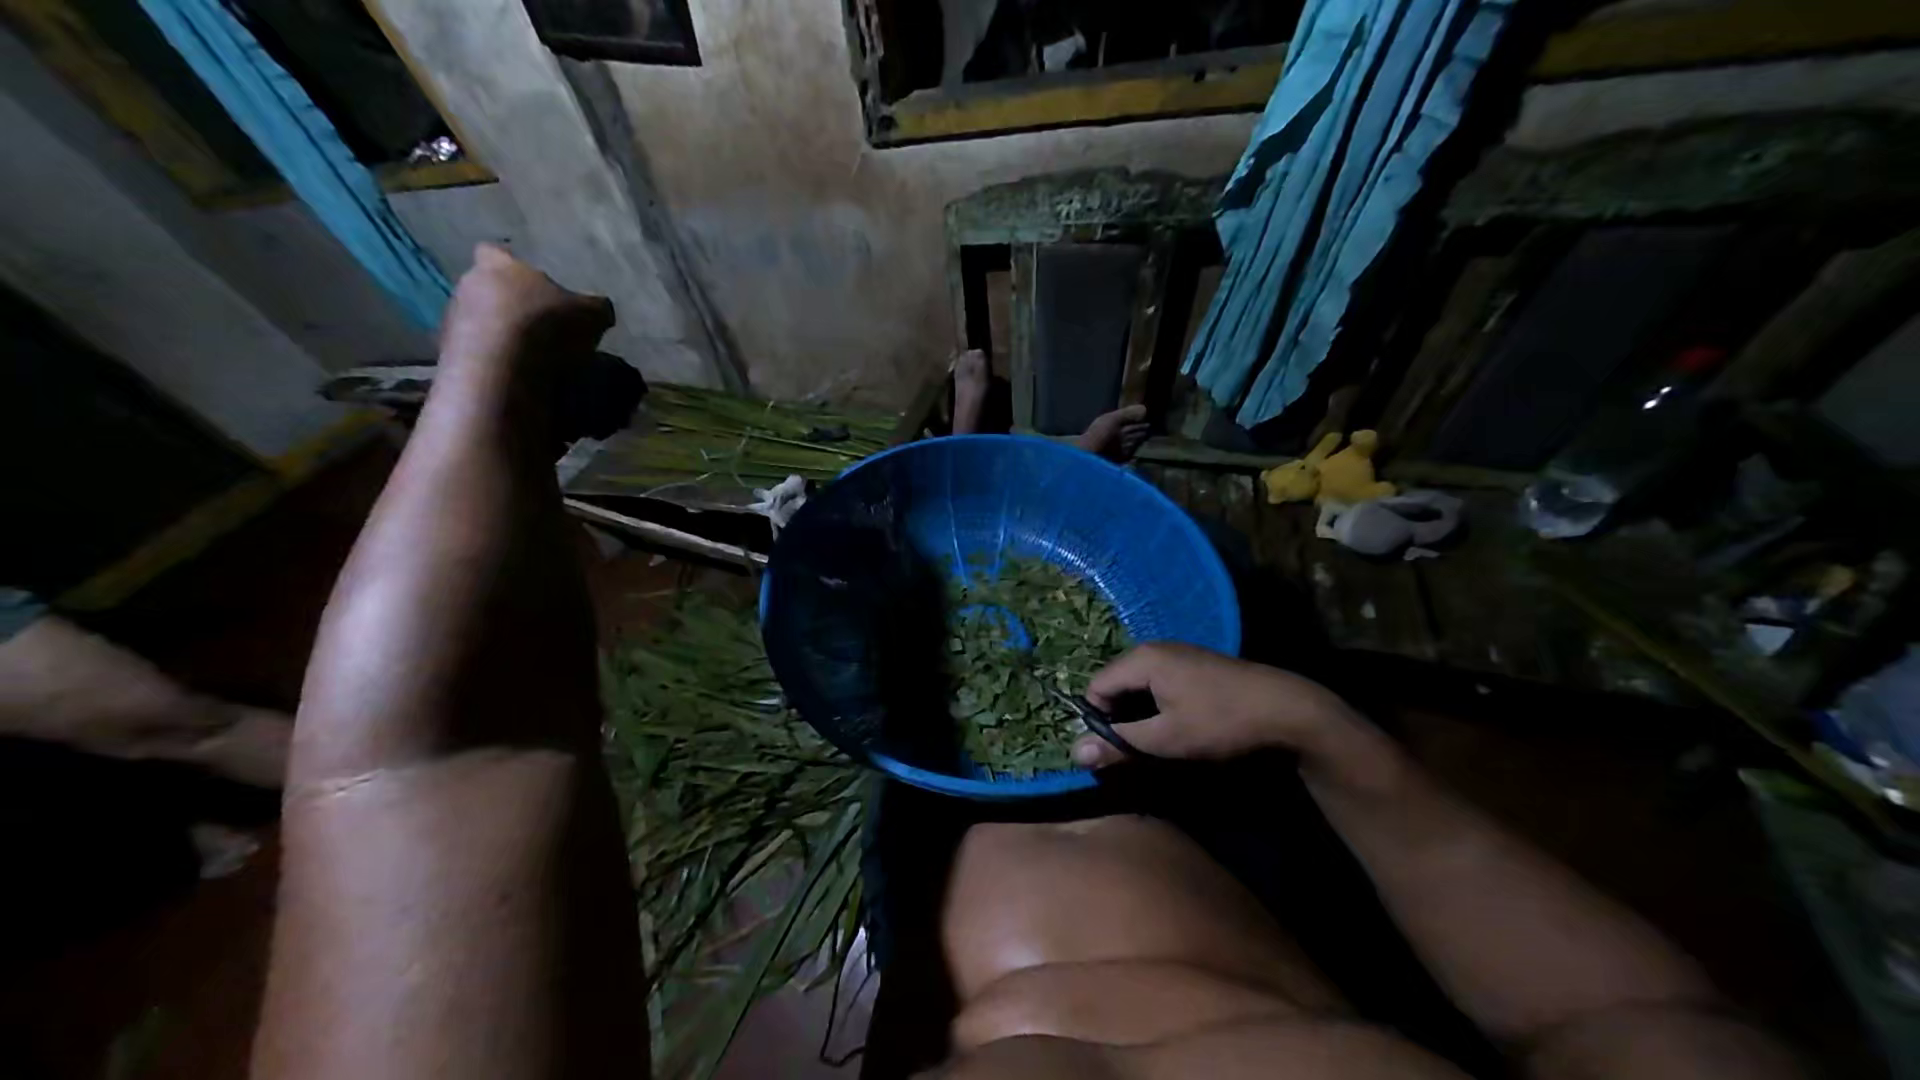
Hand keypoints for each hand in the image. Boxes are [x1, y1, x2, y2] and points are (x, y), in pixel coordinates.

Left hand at [439, 244, 613, 376]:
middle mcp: (468, 284)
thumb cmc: (547, 327)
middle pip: (486, 287)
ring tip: (529, 357)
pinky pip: (474, 351)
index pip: (495, 252)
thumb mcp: (592, 315)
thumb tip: (599, 309)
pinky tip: (515, 375)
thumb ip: (596, 307)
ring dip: (499, 333)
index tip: (532, 285)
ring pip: (478, 320)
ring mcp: (453, 319)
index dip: (512, 266)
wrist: (501, 369)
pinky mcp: (449, 353)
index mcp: (500, 266)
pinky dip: (492, 360)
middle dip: (508, 303)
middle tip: (538, 325)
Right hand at [1072, 643, 1359, 768]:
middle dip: (1119, 716)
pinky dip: (1157, 703)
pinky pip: (1157, 681)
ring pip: (1137, 684)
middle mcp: (1154, 648)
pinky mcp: (1193, 663)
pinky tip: (1179, 723)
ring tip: (1160, 738)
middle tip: (1140, 746)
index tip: (1118, 748)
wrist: (1286, 708)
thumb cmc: (1219, 721)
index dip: (1098, 720)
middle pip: (1115, 683)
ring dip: (1139, 713)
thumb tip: (1074, 752)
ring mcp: (1176, 653)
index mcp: (1141, 659)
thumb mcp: (1165, 740)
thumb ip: (1118, 743)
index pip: (1095, 687)